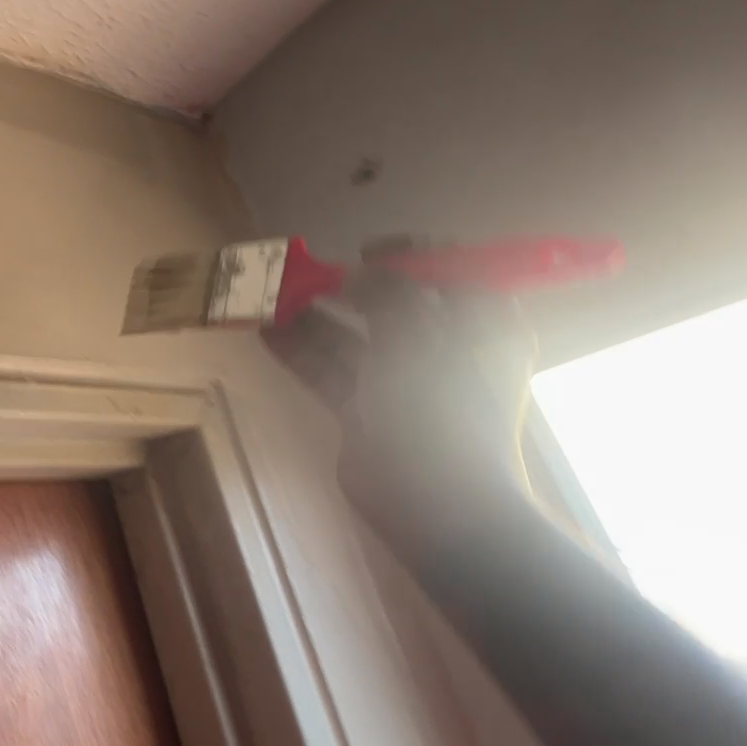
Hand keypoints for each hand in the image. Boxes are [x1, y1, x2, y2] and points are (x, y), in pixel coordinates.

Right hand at [267, 260, 538, 547]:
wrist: (430, 496)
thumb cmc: (437, 404)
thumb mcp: (417, 331)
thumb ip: (385, 291)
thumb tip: (354, 272)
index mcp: (480, 325)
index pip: (451, 273)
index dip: (411, 254)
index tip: (367, 248)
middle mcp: (442, 348)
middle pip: (391, 305)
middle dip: (346, 287)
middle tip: (304, 273)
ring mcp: (399, 381)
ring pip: (351, 337)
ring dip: (312, 316)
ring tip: (270, 298)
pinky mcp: (363, 409)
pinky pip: (328, 369)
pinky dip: (299, 350)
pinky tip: (266, 332)